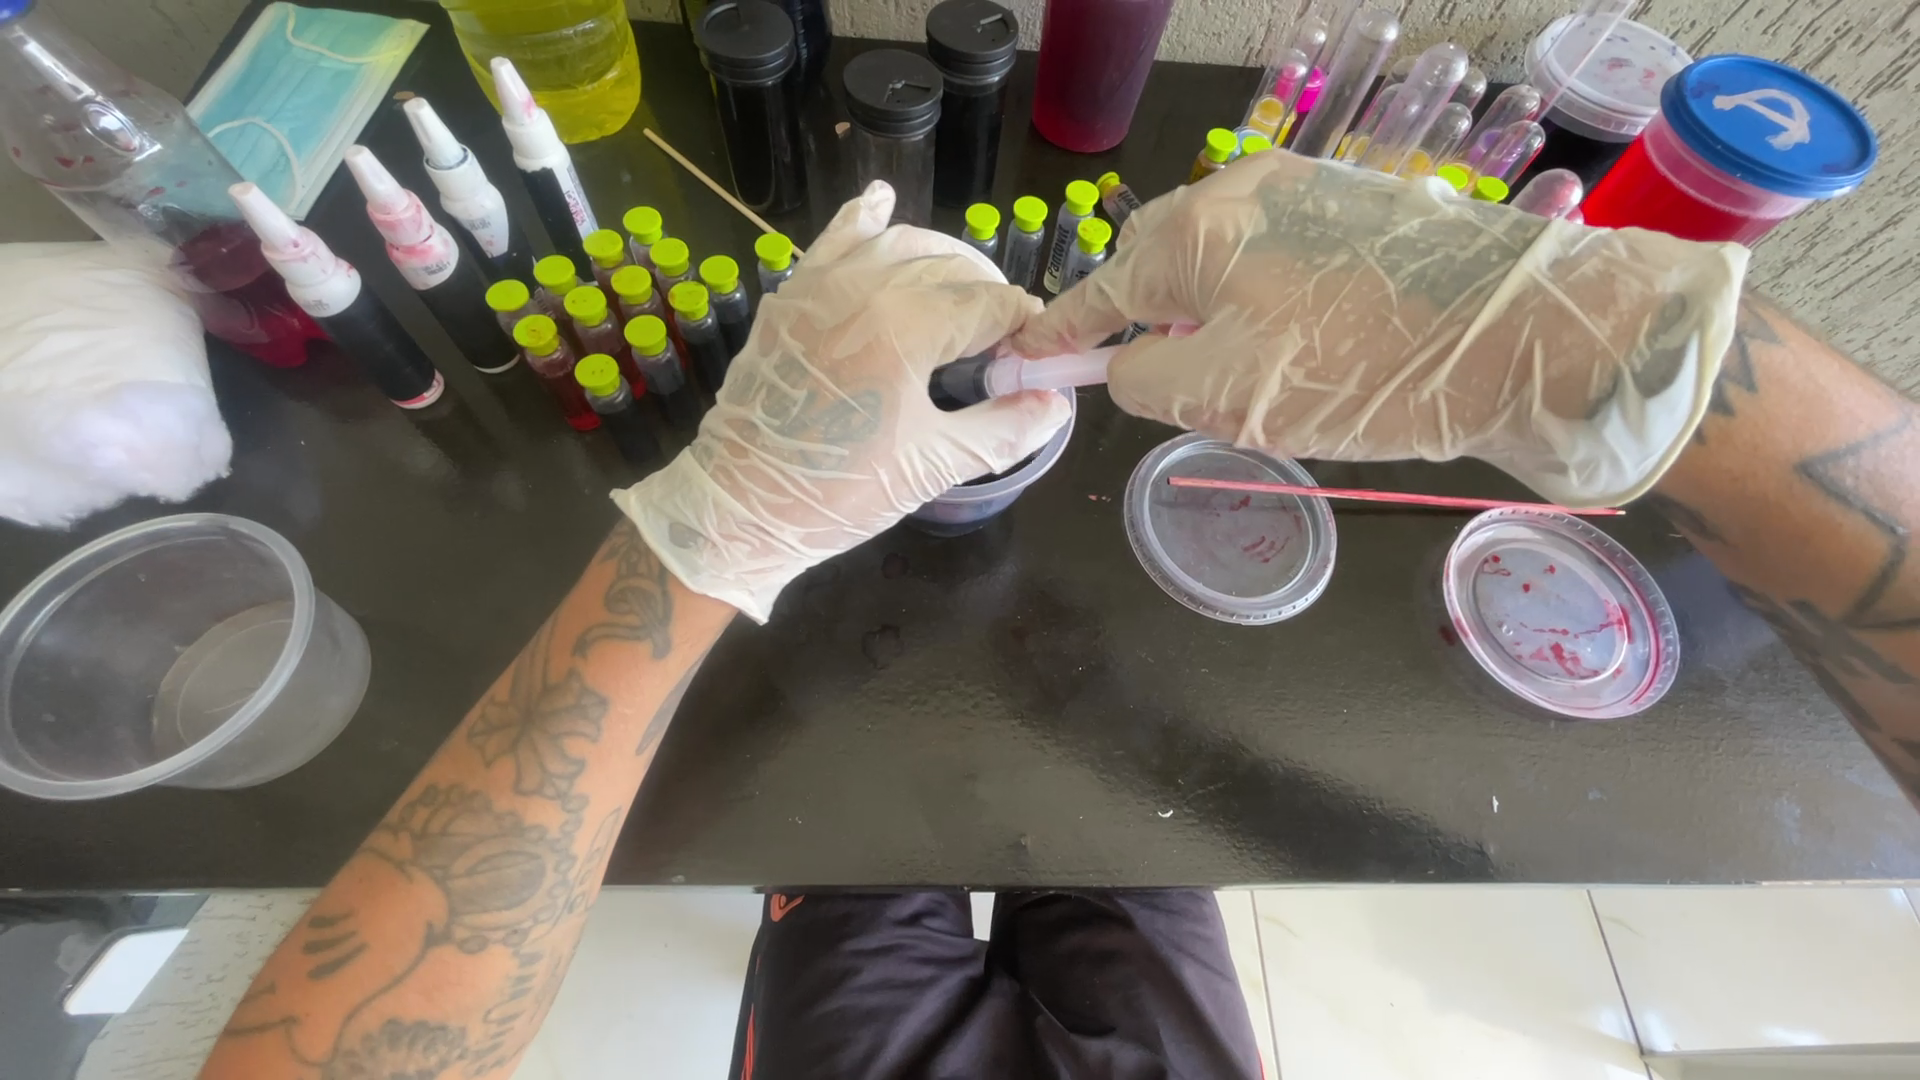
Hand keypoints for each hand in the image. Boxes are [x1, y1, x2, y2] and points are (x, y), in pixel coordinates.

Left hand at [613, 182, 1071, 620]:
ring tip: (961, 293)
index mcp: (907, 327)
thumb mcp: (933, 468)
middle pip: (951, 269)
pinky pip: (833, 240)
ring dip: (941, 262)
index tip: (1034, 352)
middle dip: (987, 298)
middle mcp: (865, 287)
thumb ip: (1004, 429)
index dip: (1022, 326)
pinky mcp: (790, 297)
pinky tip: (883, 203)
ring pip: (899, 245)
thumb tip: (1055, 403)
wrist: (742, 507)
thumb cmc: (841, 493)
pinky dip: (865, 222)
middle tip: (1000, 342)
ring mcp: (820, 285)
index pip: (989, 305)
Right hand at [1012, 153, 1748, 506]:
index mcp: (1196, 234)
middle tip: (1158, 374)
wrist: (1533, 337)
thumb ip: (1142, 381)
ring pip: (1210, 257)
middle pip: (1152, 262)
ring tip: (1241, 363)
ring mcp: (1299, 188)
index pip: (1099, 291)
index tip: (1024, 356)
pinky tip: (1291, 334)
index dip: (1057, 332)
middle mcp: (1239, 191)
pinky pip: (1261, 251)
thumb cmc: (1360, 372)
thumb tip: (1128, 365)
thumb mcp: (1225, 398)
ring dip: (1200, 311)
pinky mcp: (1348, 205)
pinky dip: (1248, 296)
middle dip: (1139, 318)